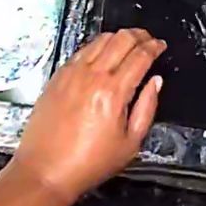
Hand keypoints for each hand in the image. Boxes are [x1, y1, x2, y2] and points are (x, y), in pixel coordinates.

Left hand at [6, 29, 164, 202]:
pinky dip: (99, 44)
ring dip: (120, 36)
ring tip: (129, 43)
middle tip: (149, 40)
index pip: (140, 56)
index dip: (154, 47)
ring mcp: (74, 71)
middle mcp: (93, 75)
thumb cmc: (88, 163)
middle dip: (140, 35)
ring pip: (102, 38)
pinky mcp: (59, 74)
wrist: (45, 170)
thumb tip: (156, 82)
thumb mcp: (129, 144)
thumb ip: (147, 108)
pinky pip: (84, 48)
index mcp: (113, 92)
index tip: (161, 46)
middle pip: (122, 38)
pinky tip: (104, 52)